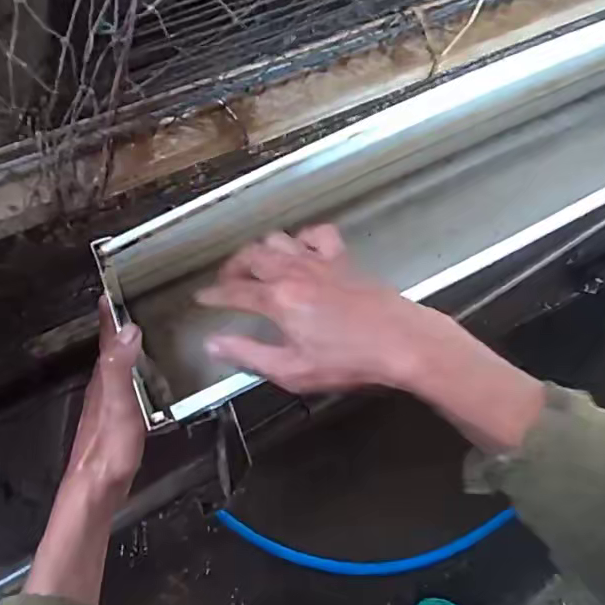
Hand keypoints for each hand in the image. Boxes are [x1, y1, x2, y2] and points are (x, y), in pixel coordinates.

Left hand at [63, 297, 147, 492]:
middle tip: (139, 303)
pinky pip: (130, 385)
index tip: (114, 288)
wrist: (96, 489)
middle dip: (124, 325)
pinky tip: (151, 377)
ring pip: (121, 366)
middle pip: (113, 348)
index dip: (110, 314)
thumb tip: (128, 329)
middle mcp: (104, 386)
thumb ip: (121, 368)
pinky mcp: (119, 420)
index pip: (107, 337)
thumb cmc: (108, 448)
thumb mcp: (119, 403)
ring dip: (131, 348)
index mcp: (104, 377)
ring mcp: (110, 403)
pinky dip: (139, 372)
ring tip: (149, 333)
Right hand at [194, 224, 456, 393]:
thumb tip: (214, 344)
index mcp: (278, 299)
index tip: (202, 298)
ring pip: (278, 240)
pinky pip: (316, 234)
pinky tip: (300, 250)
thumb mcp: (292, 370)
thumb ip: (248, 355)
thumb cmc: (349, 361)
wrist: (402, 342)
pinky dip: (302, 238)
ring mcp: (319, 261)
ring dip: (261, 250)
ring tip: (255, 264)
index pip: (234, 292)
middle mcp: (294, 273)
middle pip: (250, 257)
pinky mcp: (342, 259)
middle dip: (232, 267)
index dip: (213, 295)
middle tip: (225, 282)